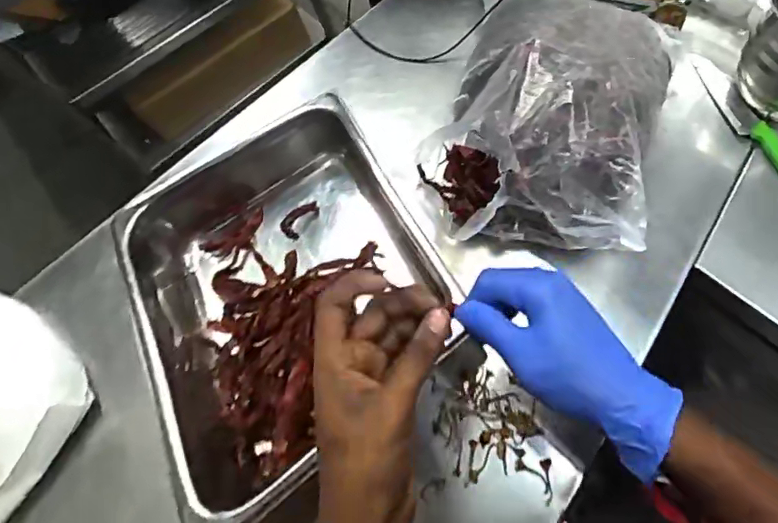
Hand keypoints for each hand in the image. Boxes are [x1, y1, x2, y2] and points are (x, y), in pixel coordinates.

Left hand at [315, 271, 449, 522]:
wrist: (369, 518)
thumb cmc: (365, 460)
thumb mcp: (392, 405)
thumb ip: (416, 357)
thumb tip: (440, 314)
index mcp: (332, 357)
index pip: (333, 304)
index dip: (355, 283)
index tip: (387, 278)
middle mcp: (349, 361)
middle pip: (371, 317)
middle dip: (401, 303)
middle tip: (436, 301)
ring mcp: (370, 377)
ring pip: (392, 335)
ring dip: (415, 322)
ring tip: (444, 312)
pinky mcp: (390, 395)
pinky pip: (405, 358)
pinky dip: (422, 345)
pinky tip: (441, 334)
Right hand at [455, 268, 681, 483]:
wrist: (624, 399)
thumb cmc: (567, 375)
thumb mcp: (520, 353)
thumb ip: (487, 324)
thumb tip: (462, 308)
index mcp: (536, 284)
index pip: (487, 279)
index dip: (471, 303)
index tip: (467, 332)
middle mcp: (550, 278)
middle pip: (503, 282)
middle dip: (487, 307)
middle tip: (482, 340)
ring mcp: (565, 291)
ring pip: (519, 291)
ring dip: (503, 312)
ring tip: (501, 343)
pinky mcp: (573, 307)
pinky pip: (537, 301)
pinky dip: (522, 315)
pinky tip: (526, 342)